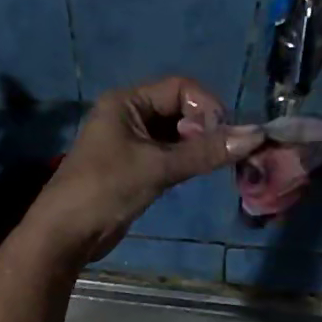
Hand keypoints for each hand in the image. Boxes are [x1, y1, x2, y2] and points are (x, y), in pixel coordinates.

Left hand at [23, 76, 262, 262]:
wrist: (67, 234)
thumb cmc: (106, 190)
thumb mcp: (157, 167)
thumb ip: (204, 152)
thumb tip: (255, 136)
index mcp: (127, 102)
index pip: (180, 88)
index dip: (206, 107)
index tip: (226, 135)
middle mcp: (130, 116)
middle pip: (179, 110)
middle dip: (205, 127)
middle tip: (224, 153)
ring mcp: (132, 143)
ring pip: (176, 135)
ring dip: (198, 146)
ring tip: (217, 164)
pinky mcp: (136, 169)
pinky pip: (169, 156)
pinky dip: (187, 161)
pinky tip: (200, 173)